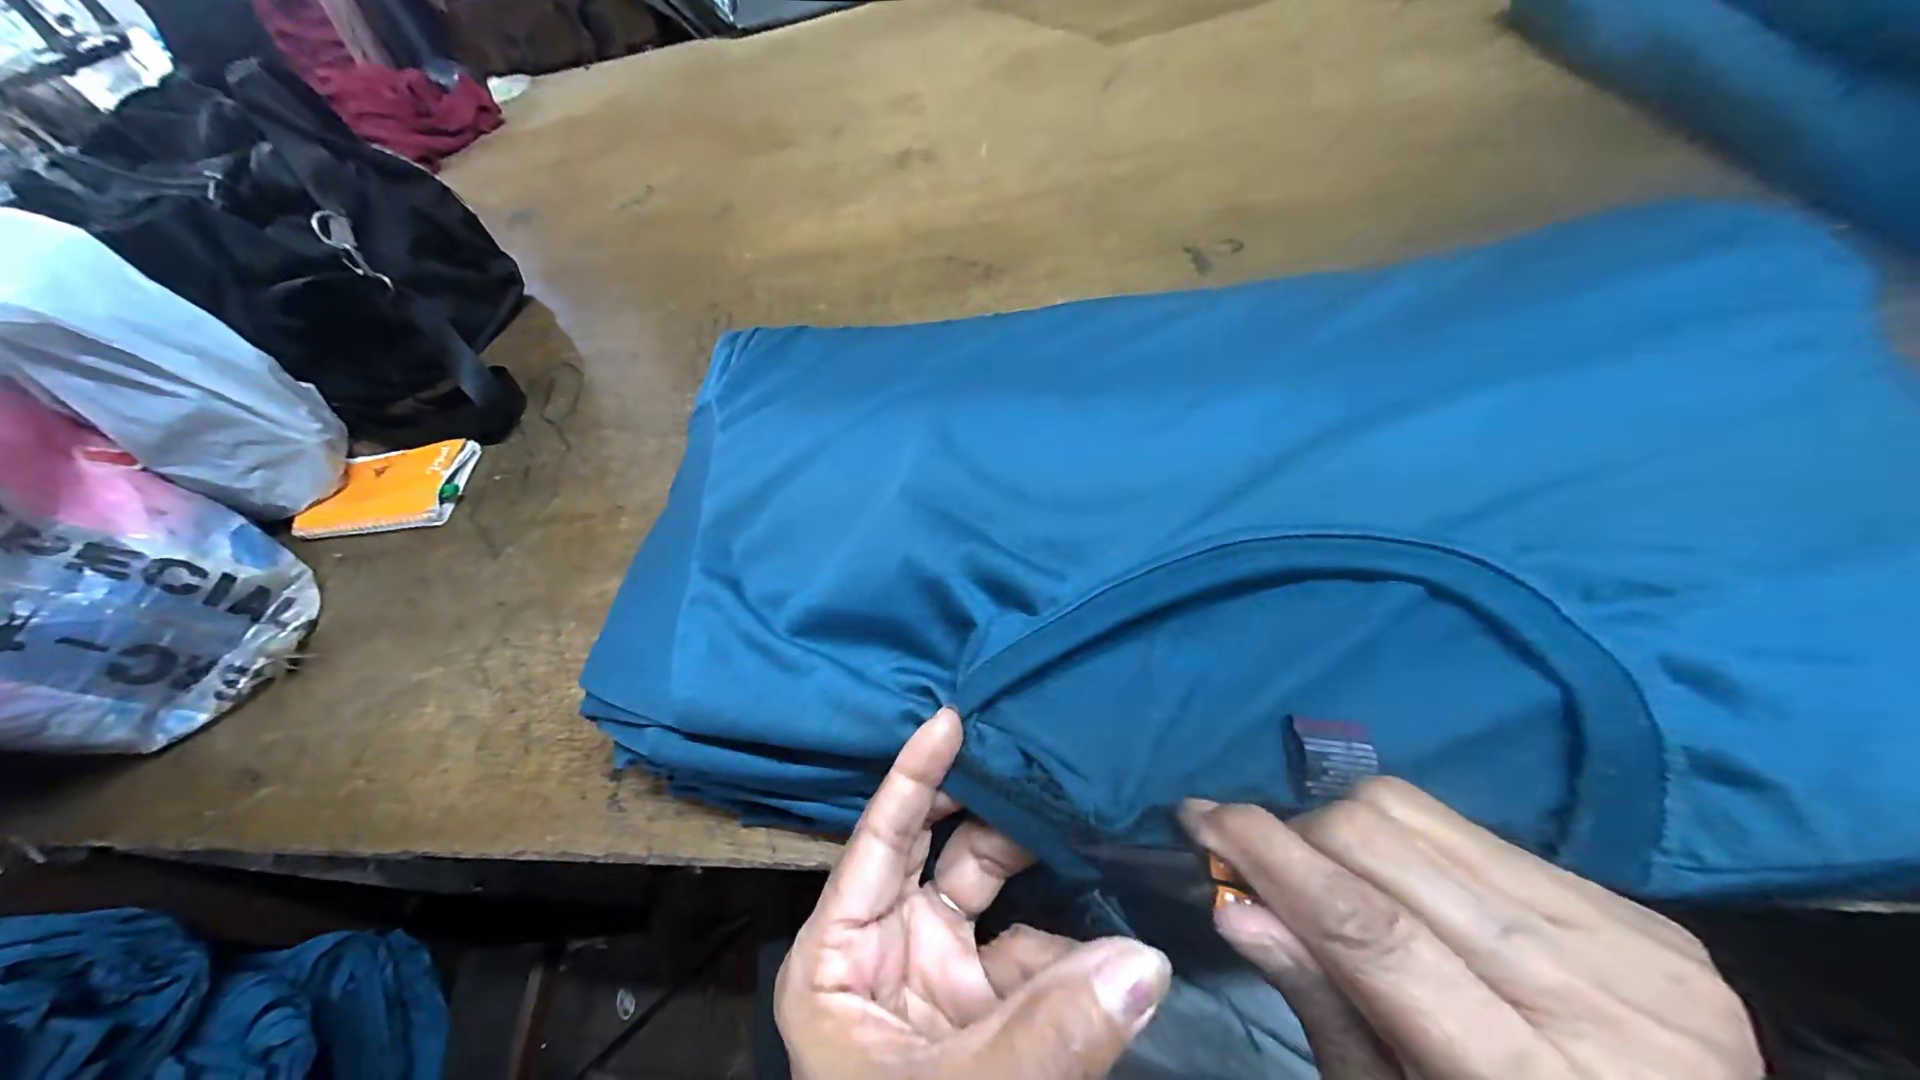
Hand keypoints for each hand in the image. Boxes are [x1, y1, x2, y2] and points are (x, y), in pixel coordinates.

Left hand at [776, 708, 1172, 1079]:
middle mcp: (884, 947)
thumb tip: (1144, 960)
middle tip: (1032, 756)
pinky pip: (1032, 957)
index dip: (915, 775)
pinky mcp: (982, 1008)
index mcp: (839, 954)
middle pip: (937, 850)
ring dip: (1044, 876)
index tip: (949, 717)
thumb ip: (1048, 1031)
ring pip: (993, 899)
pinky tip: (1114, 954)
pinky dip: (1072, 951)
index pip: (879, 839)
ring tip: (1089, 829)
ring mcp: (936, 974)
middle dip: (985, 807)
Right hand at [1180, 779, 1762, 1078]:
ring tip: (1328, 869)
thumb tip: (1232, 905)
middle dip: (1296, 836)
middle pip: (1386, 847)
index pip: (1371, 932)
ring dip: (1342, 828)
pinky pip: (1472, 829)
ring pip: (1420, 816)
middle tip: (1263, 864)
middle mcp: (1603, 1004)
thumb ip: (1319, 1003)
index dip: (1271, 859)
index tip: (1198, 816)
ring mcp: (1636, 950)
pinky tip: (1407, 884)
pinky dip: (1407, 843)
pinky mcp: (1644, 915)